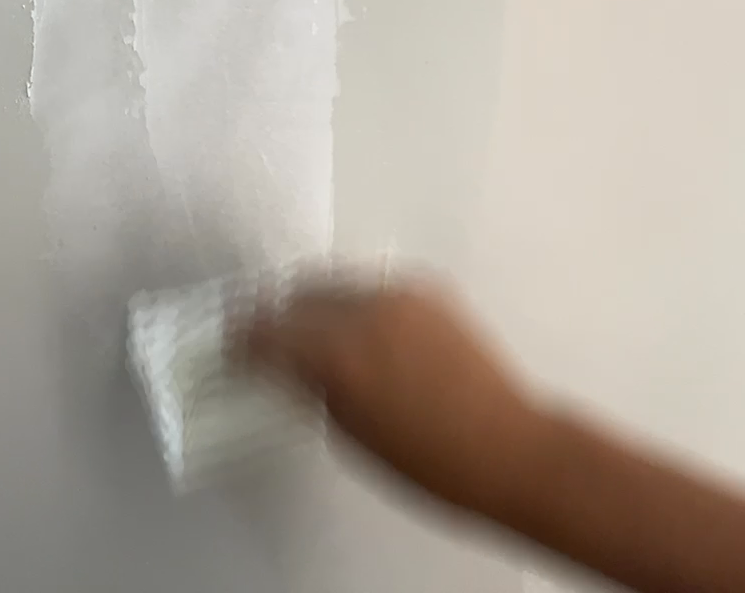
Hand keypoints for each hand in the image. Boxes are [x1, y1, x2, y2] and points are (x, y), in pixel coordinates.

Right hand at [236, 272, 550, 518]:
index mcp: (335, 355)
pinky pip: (371, 284)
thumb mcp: (350, 434)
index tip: (231, 340)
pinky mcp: (424, 285)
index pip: (267, 332)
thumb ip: (313, 387)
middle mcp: (359, 310)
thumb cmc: (427, 462)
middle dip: (274, 314)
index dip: (242, 336)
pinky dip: (355, 300)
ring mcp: (395, 292)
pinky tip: (361, 323)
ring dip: (313, 302)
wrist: (512, 448)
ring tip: (309, 322)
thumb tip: (289, 365)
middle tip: (262, 328)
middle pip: (295, 296)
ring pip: (332, 282)